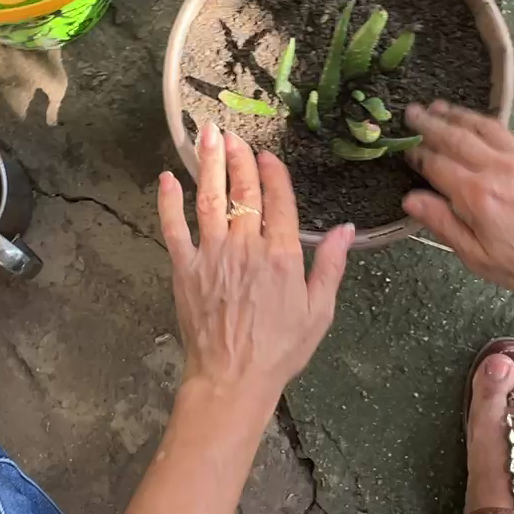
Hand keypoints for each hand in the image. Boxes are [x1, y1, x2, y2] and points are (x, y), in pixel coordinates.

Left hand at [158, 122, 351, 411]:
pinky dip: (169, 202)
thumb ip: (332, 266)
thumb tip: (347, 228)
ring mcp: (212, 255)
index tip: (267, 154)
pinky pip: (174, 228)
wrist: (233, 379)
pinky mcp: (185, 269)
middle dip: (238, 159)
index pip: (279, 201)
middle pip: (243, 192)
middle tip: (231, 133)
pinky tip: (166, 179)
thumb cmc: (280, 350)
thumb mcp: (319, 312)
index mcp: (282, 256)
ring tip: (206, 136)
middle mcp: (246, 247)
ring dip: (208, 165)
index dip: (273, 174)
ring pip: (209, 200)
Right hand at [402, 58, 513, 318]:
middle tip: (413, 112)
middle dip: (431, 124)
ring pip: (489, 125)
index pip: (437, 166)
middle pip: (457, 138)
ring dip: (462, 113)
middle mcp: (501, 168)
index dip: (417, 155)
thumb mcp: (477, 258)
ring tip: (442, 105)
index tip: (405, 149)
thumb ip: (442, 224)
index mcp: (477, 196)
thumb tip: (410, 199)